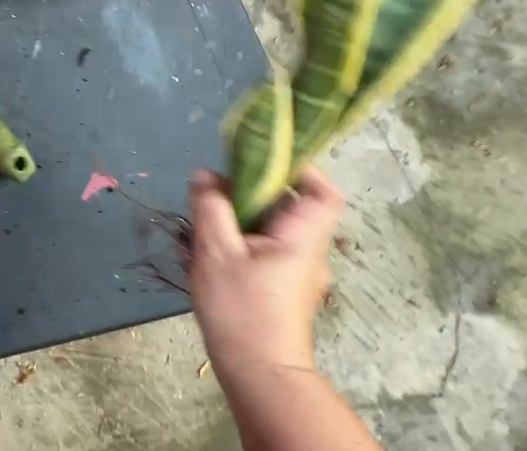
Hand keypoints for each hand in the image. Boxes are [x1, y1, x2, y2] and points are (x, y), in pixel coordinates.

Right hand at [187, 166, 344, 375]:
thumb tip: (206, 174)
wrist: (258, 371)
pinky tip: (209, 246)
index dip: (301, 168)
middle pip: (290, 206)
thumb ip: (211, 205)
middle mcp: (309, 252)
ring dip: (239, 214)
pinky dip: (239, 236)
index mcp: (303, 239)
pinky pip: (264, 246)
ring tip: (203, 218)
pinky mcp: (281, 286)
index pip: (323, 193)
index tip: (262, 156)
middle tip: (213, 187)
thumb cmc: (241, 307)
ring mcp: (297, 271)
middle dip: (251, 189)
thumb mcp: (216, 249)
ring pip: (272, 226)